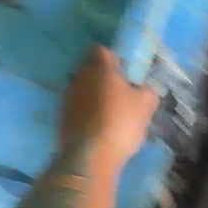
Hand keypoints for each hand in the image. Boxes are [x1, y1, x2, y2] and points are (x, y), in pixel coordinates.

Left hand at [61, 46, 160, 170]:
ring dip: (93, 96)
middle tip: (119, 93)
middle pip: (90, 69)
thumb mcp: (145, 106)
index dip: (114, 59)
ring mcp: (68, 97)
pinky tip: (97, 128)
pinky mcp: (61, 117)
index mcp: (100, 67)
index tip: (124, 73)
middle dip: (103, 78)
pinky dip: (85, 113)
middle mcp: (80, 76)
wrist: (90, 156)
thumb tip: (143, 90)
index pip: (103, 51)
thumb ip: (147, 92)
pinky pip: (76, 108)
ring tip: (108, 113)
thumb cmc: (120, 122)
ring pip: (82, 89)